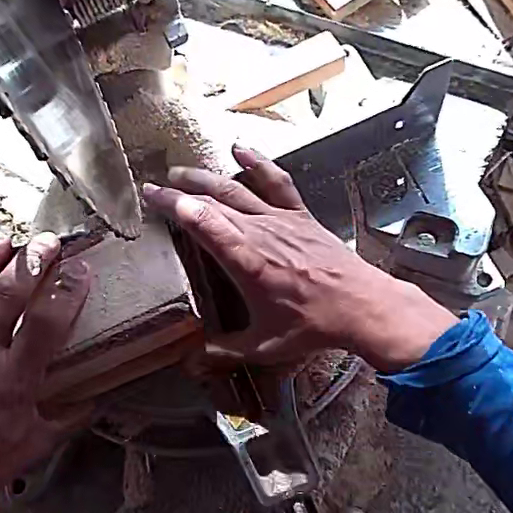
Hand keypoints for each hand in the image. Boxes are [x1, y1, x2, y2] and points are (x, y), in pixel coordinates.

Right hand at [140, 144, 456, 371]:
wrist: (361, 305)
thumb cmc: (313, 326)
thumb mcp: (264, 346)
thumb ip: (224, 351)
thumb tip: (190, 363)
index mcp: (246, 261)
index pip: (201, 222)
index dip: (172, 204)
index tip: (151, 196)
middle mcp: (261, 232)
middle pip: (214, 201)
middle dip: (181, 190)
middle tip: (157, 186)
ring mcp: (282, 220)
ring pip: (238, 189)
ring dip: (207, 177)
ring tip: (182, 171)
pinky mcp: (301, 216)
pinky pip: (277, 183)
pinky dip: (258, 164)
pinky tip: (241, 149)